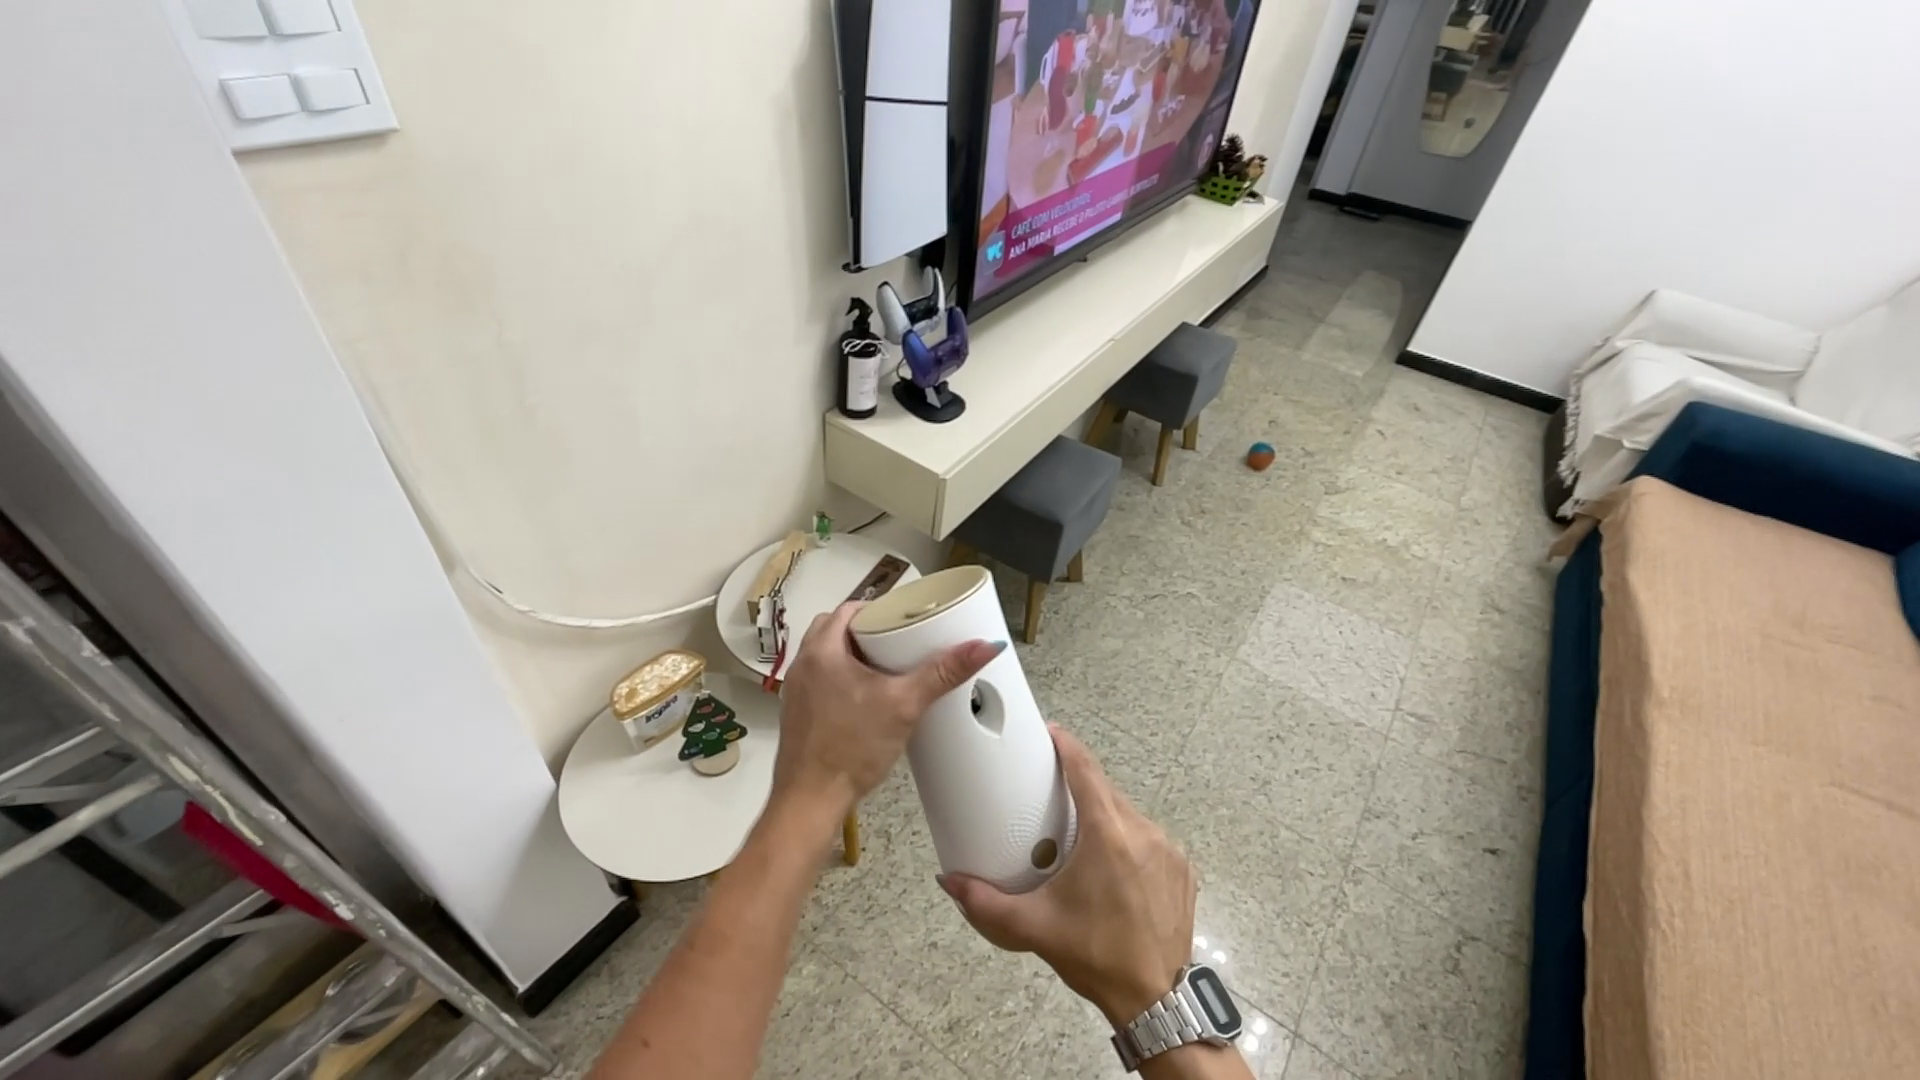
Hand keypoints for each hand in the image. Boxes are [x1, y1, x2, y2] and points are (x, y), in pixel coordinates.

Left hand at [771, 601, 1003, 824]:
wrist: (812, 799)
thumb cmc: (851, 748)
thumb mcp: (905, 705)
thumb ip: (943, 673)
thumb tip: (985, 646)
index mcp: (822, 651)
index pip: (848, 610)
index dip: (876, 609)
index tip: (900, 618)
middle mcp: (803, 665)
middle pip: (833, 630)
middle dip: (865, 632)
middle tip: (896, 642)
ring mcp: (796, 691)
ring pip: (825, 656)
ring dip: (852, 655)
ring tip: (886, 668)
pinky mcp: (798, 714)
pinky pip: (820, 681)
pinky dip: (841, 679)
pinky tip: (866, 698)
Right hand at [940, 725, 1196, 1025]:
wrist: (1155, 999)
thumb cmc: (1094, 956)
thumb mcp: (1034, 926)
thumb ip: (985, 902)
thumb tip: (948, 881)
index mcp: (1107, 836)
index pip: (1086, 771)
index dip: (1068, 746)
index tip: (1052, 733)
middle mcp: (1143, 832)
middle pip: (1107, 790)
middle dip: (1080, 783)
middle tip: (1053, 789)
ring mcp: (1168, 850)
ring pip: (1129, 813)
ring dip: (1105, 813)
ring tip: (1079, 831)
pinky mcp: (1182, 869)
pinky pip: (1150, 838)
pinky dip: (1129, 839)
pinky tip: (1113, 862)